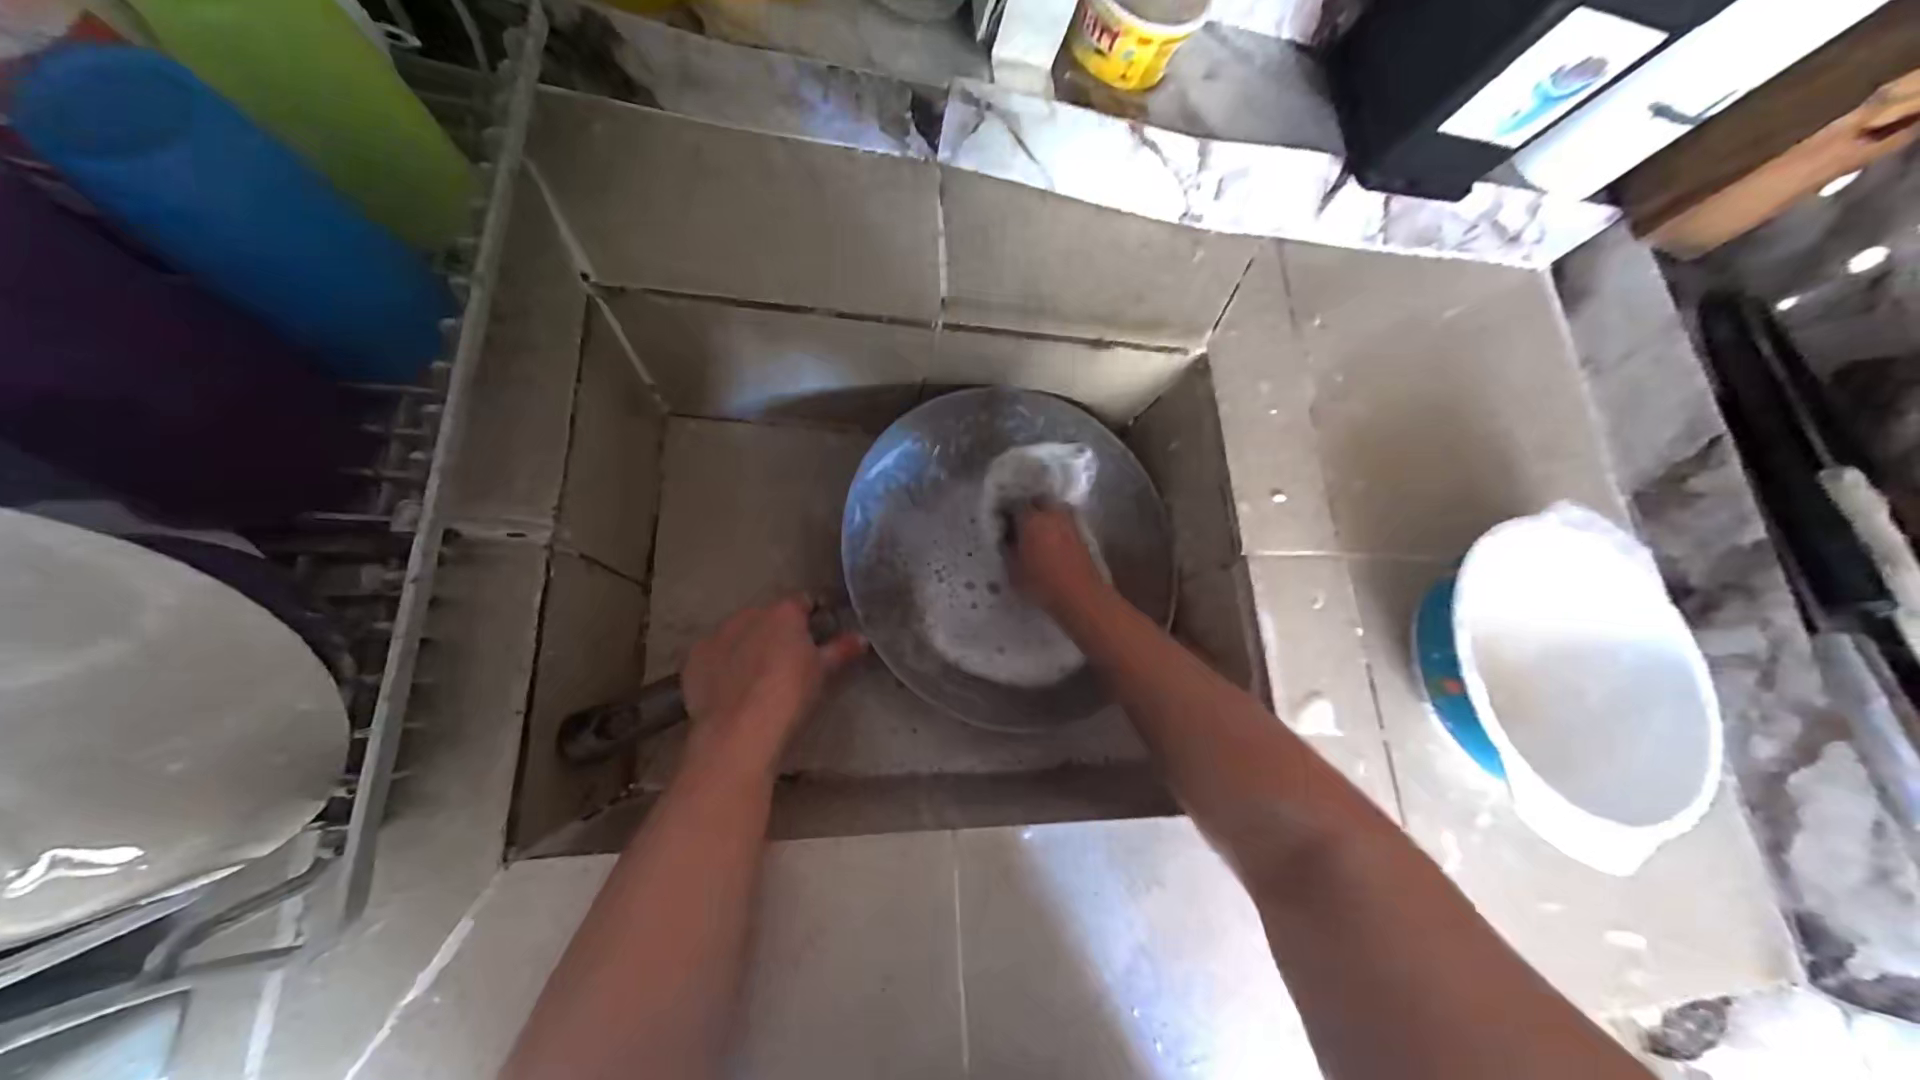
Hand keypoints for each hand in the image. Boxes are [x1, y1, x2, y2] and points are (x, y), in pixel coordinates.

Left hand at [681, 596, 864, 777]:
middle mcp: (748, 615)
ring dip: (748, 646)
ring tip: (757, 678)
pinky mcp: (694, 659)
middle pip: (767, 617)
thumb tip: (861, 638)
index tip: (817, 634)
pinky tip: (730, 689)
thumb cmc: (790, 695)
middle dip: (776, 632)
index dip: (811, 616)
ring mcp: (717, 635)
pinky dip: (722, 665)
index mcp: (783, 613)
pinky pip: (714, 655)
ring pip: (738, 634)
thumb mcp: (822, 672)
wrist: (739, 730)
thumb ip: (841, 650)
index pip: (802, 602)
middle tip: (788, 661)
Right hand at [1009, 501, 1108, 617]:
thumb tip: (1007, 538)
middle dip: (1030, 507)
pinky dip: (1059, 524)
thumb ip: (1008, 550)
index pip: (1015, 505)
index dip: (1008, 512)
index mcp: (1031, 520)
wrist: (1081, 596)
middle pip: (1039, 500)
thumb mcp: (1014, 571)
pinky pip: (1067, 520)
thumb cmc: (1042, 584)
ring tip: (1040, 529)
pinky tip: (1055, 539)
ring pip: (1056, 508)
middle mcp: (1052, 515)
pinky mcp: (1083, 533)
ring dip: (1047, 514)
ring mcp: (1070, 522)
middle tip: (1022, 522)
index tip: (1004, 522)